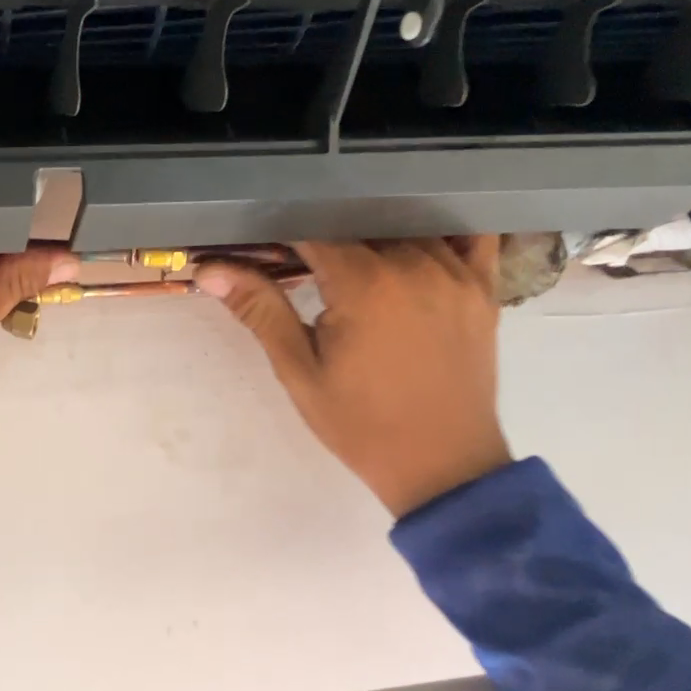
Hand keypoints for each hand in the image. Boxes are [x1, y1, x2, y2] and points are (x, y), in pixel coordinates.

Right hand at [194, 238, 510, 517]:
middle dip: (324, 233)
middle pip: (357, 222)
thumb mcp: (300, 370)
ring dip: (373, 232)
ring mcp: (455, 273)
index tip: (261, 245)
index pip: (311, 230)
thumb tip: (208, 269)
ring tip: (350, 257)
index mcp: (364, 282)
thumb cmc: (362, 424)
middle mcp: (413, 263)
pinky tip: (416, 239)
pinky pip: (467, 235)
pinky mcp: (483, 288)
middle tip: (301, 260)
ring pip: (404, 223)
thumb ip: (259, 309)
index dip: (280, 233)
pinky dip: (441, 228)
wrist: (444, 469)